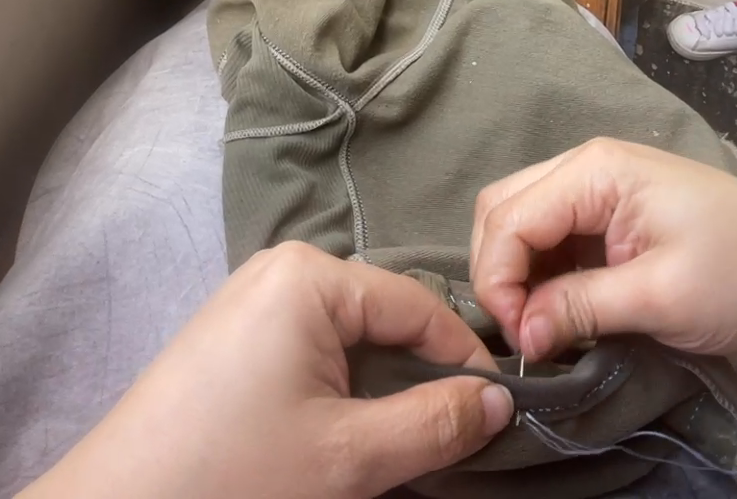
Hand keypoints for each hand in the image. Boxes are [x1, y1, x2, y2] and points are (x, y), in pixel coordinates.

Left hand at [23, 242, 513, 498]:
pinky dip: (342, 377)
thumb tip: (501, 400)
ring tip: (406, 430)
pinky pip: (312, 337)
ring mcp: (253, 291)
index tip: (502, 406)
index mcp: (311, 275)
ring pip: (348, 328)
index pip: (415, 303)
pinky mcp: (235, 325)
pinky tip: (347, 420)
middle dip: (421, 368)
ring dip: (382, 378)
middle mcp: (283, 264)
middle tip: (456, 425)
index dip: (464, 354)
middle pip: (381, 311)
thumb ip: (434, 423)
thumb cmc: (236, 472)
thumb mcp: (349, 456)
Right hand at [469, 138, 736, 362]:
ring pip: (518, 216)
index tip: (520, 339)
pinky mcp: (605, 207)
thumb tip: (520, 336)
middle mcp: (584, 164)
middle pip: (503, 206)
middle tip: (523, 330)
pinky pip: (548, 230)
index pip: (511, 216)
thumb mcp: (661, 298)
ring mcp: (595, 182)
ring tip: (537, 320)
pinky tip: (555, 301)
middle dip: (498, 269)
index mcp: (595, 170)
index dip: (499, 278)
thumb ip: (580, 307)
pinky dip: (538, 267)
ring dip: (514, 269)